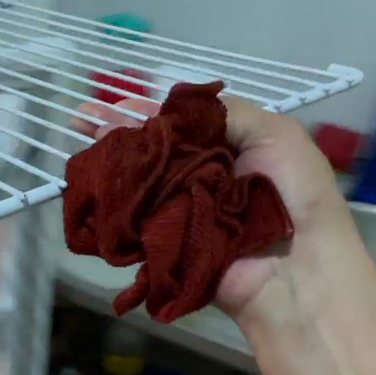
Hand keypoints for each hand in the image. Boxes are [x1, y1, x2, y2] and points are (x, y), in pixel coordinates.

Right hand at [74, 95, 351, 324]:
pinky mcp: (164, 243)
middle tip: (80, 123)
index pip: (175, 124)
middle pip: (149, 152)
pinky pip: (134, 222)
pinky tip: (91, 191)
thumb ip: (226, 114)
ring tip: (81, 154)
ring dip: (109, 168)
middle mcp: (198, 176)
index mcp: (225, 148)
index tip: (109, 104)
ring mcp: (178, 211)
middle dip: (115, 136)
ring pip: (137, 184)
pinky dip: (112, 209)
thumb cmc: (293, 195)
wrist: (295, 270)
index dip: (142, 111)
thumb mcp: (274, 133)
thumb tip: (170, 109)